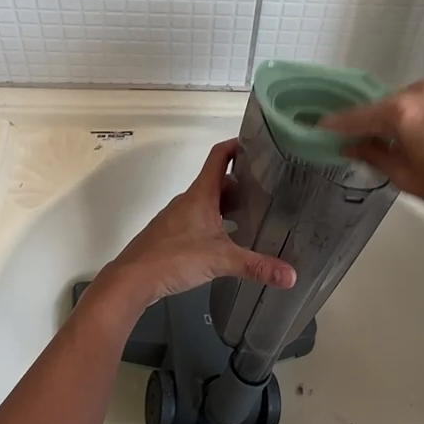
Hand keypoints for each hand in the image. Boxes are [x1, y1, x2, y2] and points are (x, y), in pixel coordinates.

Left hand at [94, 139, 296, 311]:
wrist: (132, 279)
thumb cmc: (174, 258)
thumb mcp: (220, 260)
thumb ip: (256, 266)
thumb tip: (291, 276)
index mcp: (200, 194)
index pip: (219, 156)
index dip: (238, 146)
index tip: (258, 144)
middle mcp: (189, 200)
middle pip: (219, 181)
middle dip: (243, 183)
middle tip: (269, 188)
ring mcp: (179, 217)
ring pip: (210, 201)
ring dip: (230, 204)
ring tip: (255, 214)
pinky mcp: (173, 234)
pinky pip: (201, 219)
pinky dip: (218, 222)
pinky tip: (229, 240)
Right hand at [320, 80, 423, 226]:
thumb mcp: (407, 178)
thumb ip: (374, 155)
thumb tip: (352, 145)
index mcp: (401, 111)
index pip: (358, 117)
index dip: (338, 125)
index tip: (322, 127)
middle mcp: (422, 90)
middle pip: (388, 105)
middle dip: (378, 122)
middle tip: (372, 143)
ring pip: (416, 100)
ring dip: (408, 116)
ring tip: (414, 143)